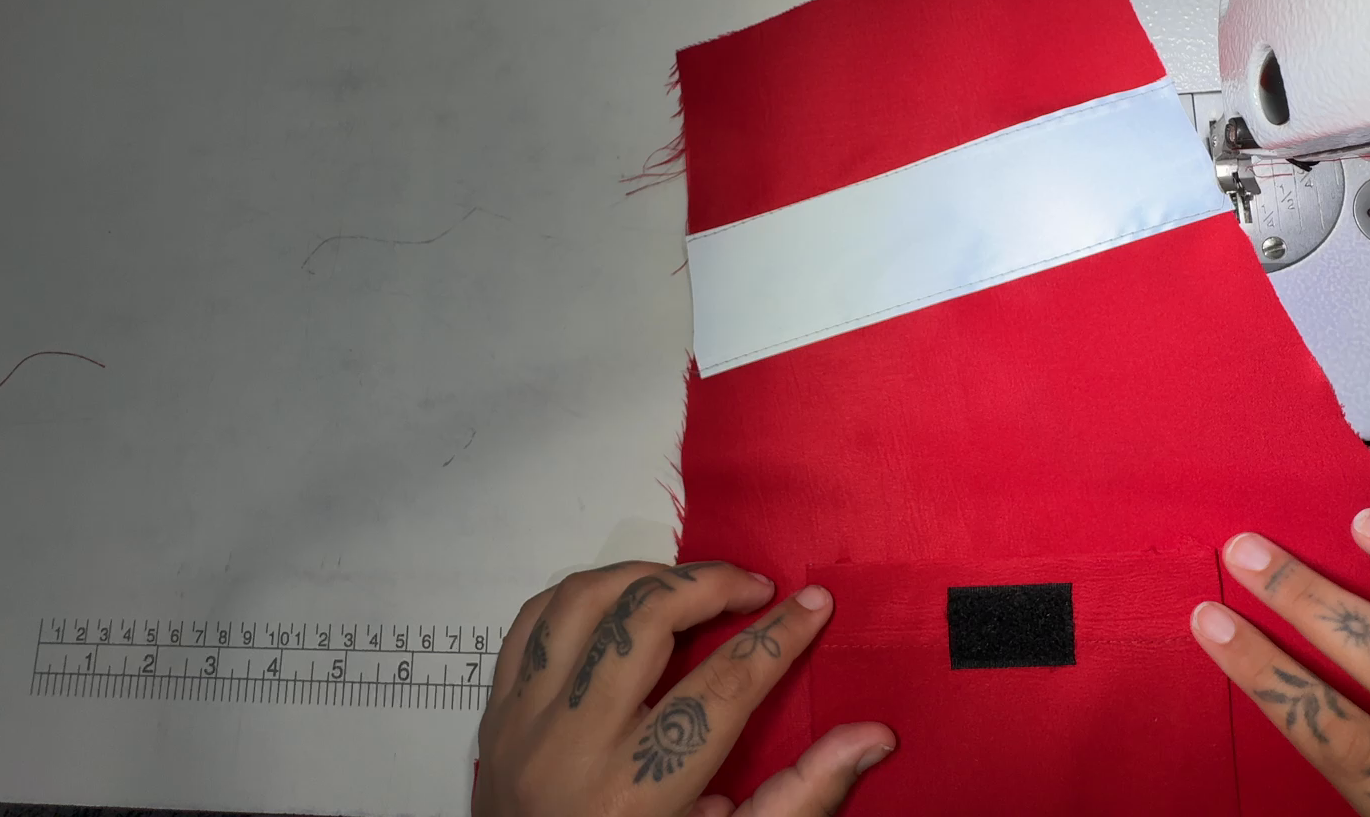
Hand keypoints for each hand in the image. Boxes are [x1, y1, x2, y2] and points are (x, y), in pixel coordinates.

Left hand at [475, 561, 895, 816]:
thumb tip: (876, 735)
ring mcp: (522, 725)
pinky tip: (624, 599)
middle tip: (754, 587)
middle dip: (712, 584)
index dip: (779, 636)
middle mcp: (571, 750)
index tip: (815, 600)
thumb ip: (801, 796)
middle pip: (646, 622)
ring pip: (585, 601)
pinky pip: (534, 617)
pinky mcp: (493, 712)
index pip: (724, 689)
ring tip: (689, 587)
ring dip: (647, 575)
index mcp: (637, 798)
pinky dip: (584, 591)